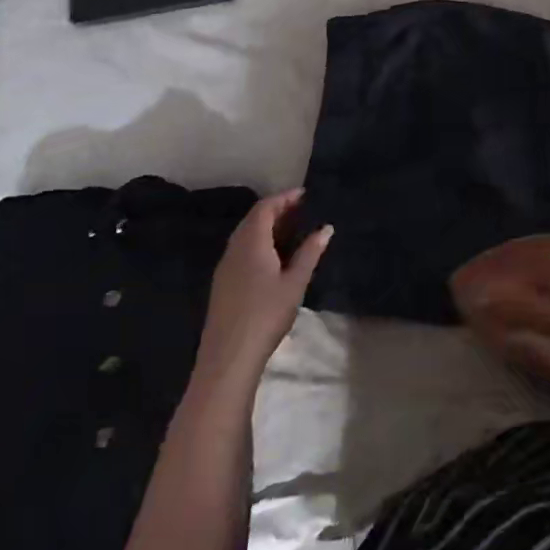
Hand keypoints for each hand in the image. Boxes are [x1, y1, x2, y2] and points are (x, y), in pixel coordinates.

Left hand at [197, 189, 332, 383]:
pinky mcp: (223, 283)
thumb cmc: (266, 314)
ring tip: (293, 229)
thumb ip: (310, 253)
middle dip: (277, 209)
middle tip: (303, 208)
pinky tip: (275, 256)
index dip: (284, 197)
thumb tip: (326, 228)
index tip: (306, 194)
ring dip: (268, 226)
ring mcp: (226, 267)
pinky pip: (242, 249)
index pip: (265, 208)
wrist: (228, 356)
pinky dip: (260, 242)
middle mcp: (234, 248)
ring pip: (246, 235)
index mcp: (251, 243)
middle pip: (253, 219)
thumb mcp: (295, 283)